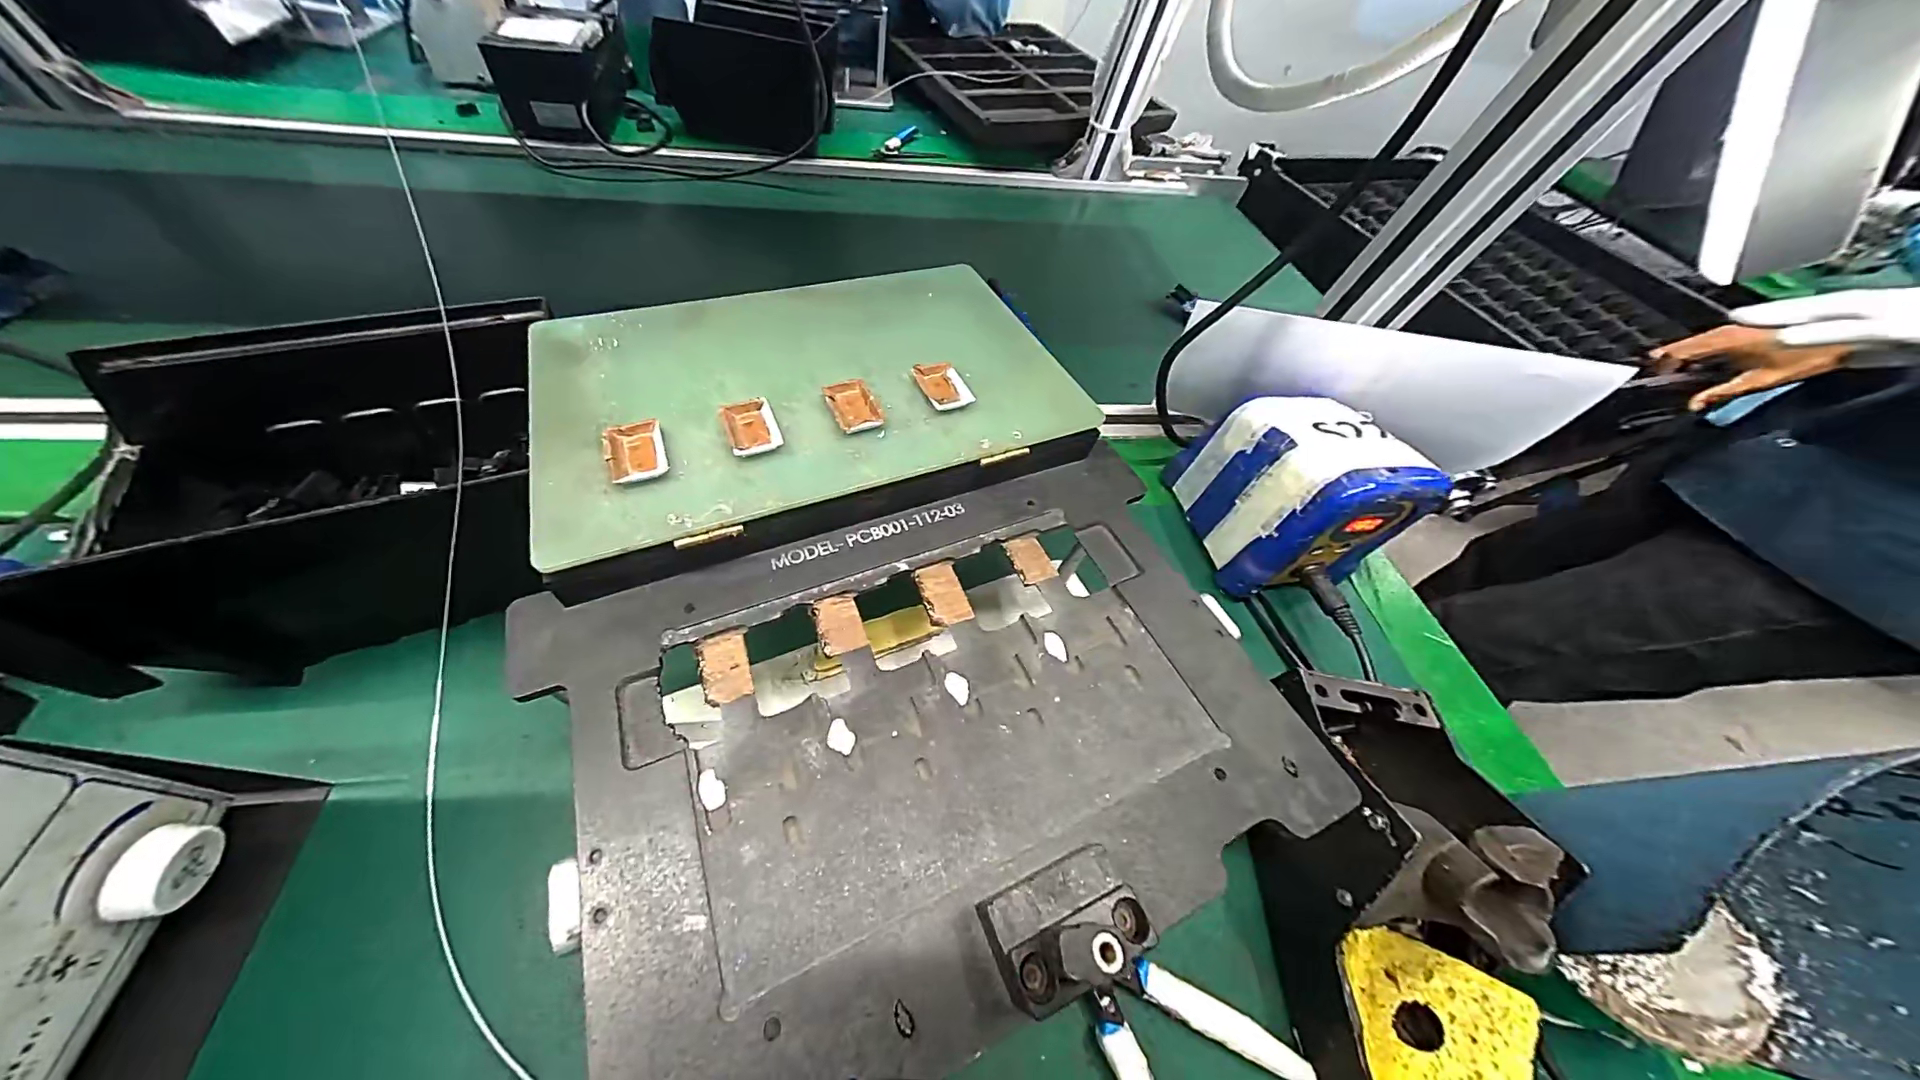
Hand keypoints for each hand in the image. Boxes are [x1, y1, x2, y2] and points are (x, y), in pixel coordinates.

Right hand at [1649, 325, 1852, 412]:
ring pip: (1698, 342)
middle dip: (1670, 361)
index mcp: (1722, 341)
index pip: (1677, 350)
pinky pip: (1712, 340)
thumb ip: (1723, 392)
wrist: (1847, 337)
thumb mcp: (1760, 380)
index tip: (1653, 380)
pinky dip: (1701, 352)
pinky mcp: (1747, 328)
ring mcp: (1737, 327)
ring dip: (1686, 356)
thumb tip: (1692, 405)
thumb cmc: (1803, 358)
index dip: (1661, 365)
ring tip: (1680, 373)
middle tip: (1662, 379)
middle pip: (1685, 345)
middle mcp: (1726, 330)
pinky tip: (1704, 363)